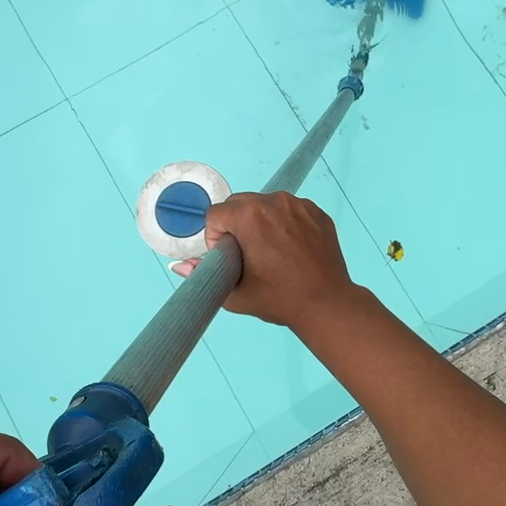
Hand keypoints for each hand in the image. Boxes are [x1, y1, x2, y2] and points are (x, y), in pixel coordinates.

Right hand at [170, 190, 361, 327]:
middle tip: (247, 255)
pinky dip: (284, 223)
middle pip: (239, 204)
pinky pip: (289, 210)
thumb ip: (202, 275)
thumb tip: (179, 266)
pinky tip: (292, 249)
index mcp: (250, 217)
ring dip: (260, 222)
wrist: (326, 303)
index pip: (216, 214)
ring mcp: (299, 204)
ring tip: (271, 252)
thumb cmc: (279, 299)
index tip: (229, 258)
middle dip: (236, 226)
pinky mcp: (316, 212)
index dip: (215, 238)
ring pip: (265, 204)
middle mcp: (274, 201)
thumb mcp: (235, 293)